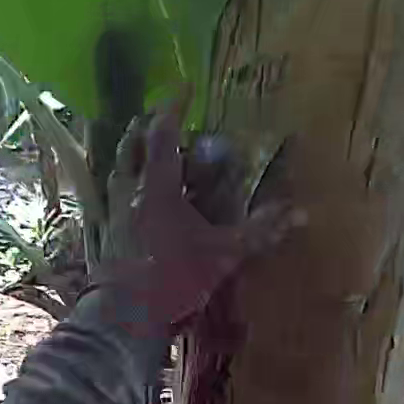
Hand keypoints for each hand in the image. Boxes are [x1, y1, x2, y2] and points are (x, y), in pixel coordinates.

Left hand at [96, 100, 288, 334]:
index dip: (173, 108)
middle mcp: (128, 193)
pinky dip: (119, 190)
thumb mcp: (222, 256)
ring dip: (128, 157)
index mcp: (157, 187)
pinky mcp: (103, 237)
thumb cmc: (172, 279)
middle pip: (130, 147)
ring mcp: (111, 215)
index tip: (184, 89)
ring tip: (141, 155)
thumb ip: (258, 233)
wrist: (123, 315)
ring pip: (115, 172)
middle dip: (144, 128)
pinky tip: (128, 202)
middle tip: (158, 121)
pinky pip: (109, 202)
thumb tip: (300, 214)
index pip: (162, 134)